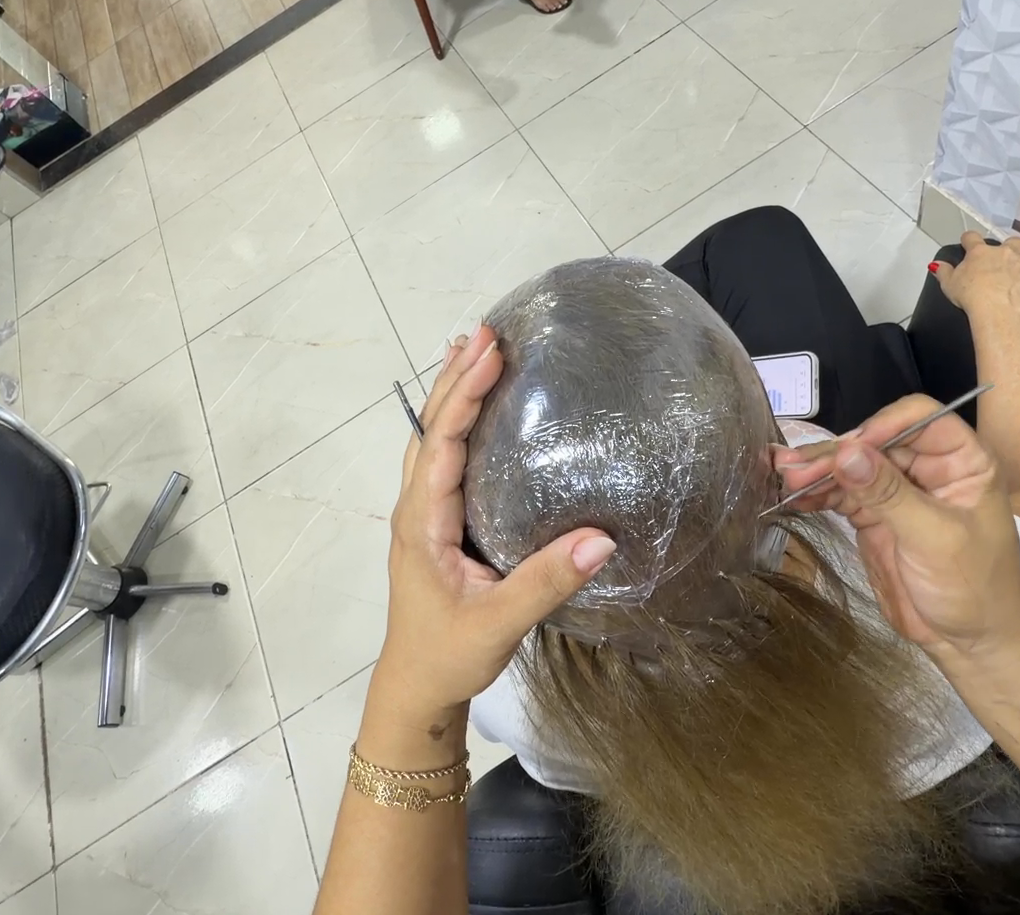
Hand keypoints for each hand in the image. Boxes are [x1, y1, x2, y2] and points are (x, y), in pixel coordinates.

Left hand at [375, 325, 616, 714]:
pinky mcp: (435, 523)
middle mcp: (416, 506)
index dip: (464, 393)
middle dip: (455, 376)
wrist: (415, 687)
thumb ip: (546, 581)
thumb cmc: (448, 654)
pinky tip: (477, 411)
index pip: (439, 441)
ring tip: (475, 351)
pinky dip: (455, 421)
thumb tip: (603, 538)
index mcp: (422, 519)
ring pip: (430, 437)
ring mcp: (422, 513)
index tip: (490, 351)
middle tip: (485, 331)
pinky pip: (442, 457)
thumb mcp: (498, 621)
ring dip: (451, 393)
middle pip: (428, 425)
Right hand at [775, 396, 1019, 656]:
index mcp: (961, 461)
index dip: (882, 425)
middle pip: (873, 442)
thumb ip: (888, 494)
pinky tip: (792, 497)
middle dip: (834, 454)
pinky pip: (839, 494)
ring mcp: (896, 491)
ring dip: (816, 472)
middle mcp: (926, 468)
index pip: (920, 419)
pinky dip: (815, 494)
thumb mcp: (934, 538)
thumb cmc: (973, 588)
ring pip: (850, 467)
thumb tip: (846, 453)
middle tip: (793, 469)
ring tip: (781, 477)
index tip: (850, 449)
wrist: (969, 643)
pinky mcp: (872, 515)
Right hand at [932, 232, 1019, 316]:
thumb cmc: (972, 295)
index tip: (967, 243)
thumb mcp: (949, 284)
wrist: (998, 309)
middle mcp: (1004, 253)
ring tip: (1010, 282)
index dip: (969, 239)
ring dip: (1018, 267)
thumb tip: (937, 265)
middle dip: (1007, 247)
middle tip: (1000, 260)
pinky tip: (1019, 293)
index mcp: (980, 252)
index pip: (972, 237)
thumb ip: (943, 271)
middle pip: (1010, 241)